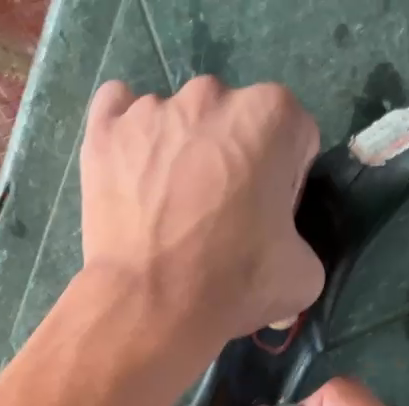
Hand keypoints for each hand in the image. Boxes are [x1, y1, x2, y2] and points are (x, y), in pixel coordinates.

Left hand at [79, 76, 323, 347]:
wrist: (150, 307)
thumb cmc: (233, 285)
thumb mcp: (303, 273)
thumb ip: (302, 239)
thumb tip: (283, 247)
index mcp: (272, 114)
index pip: (292, 138)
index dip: (283, 182)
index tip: (266, 219)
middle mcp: (213, 95)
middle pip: (232, 123)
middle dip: (230, 161)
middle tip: (215, 220)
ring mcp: (152, 109)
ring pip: (176, 121)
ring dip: (178, 153)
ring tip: (166, 212)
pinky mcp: (105, 131)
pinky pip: (116, 110)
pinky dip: (126, 137)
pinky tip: (130, 174)